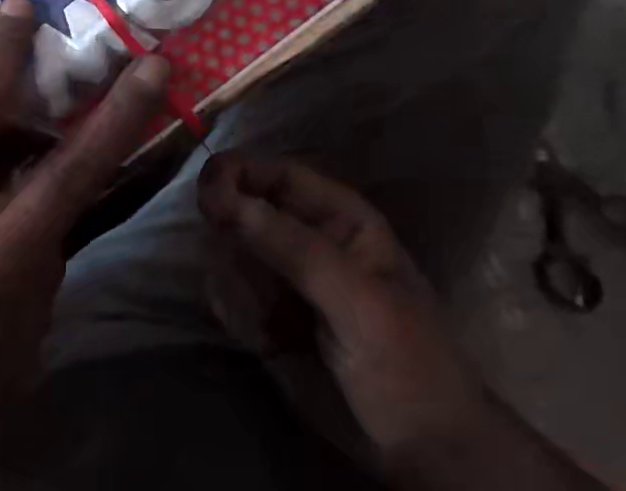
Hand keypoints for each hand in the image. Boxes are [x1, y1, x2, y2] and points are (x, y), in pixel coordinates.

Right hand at [196, 154, 488, 456]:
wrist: (421, 452)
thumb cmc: (407, 364)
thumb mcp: (359, 303)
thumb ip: (295, 249)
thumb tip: (223, 199)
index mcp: (335, 217)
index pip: (274, 173)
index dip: (235, 173)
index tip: (205, 196)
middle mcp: (300, 237)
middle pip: (236, 208)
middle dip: (231, 240)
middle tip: (251, 281)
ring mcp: (277, 275)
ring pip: (223, 251)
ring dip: (235, 285)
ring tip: (269, 320)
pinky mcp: (259, 312)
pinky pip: (220, 291)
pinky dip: (231, 312)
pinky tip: (263, 339)